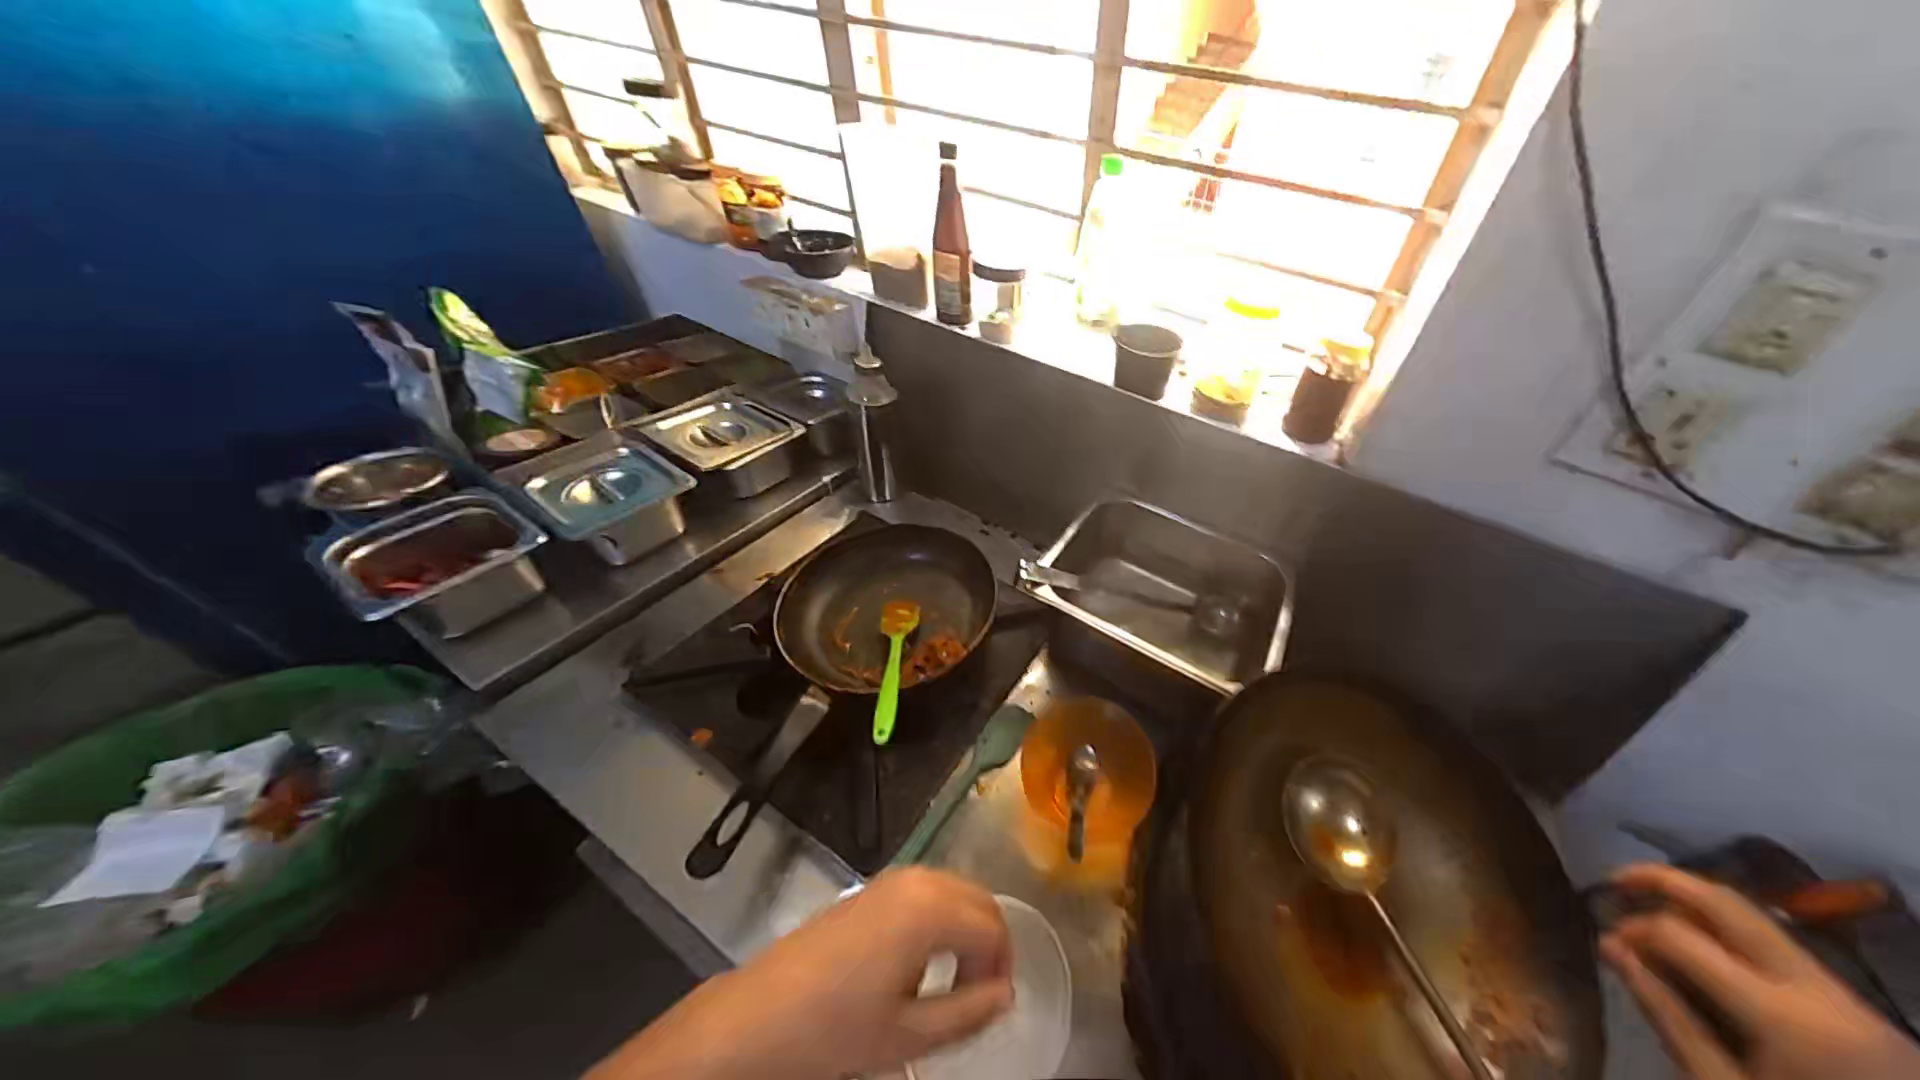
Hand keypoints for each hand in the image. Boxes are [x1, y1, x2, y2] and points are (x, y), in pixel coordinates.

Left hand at [587, 868, 1012, 1079]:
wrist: (759, 1016)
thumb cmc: (835, 1028)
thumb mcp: (909, 1033)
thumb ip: (969, 1012)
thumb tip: (1005, 994)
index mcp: (929, 908)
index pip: (992, 927)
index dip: (1002, 967)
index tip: (993, 1004)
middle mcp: (915, 879)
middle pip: (977, 899)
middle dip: (989, 942)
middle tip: (982, 992)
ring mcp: (889, 878)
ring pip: (953, 891)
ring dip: (965, 928)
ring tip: (956, 980)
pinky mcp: (870, 887)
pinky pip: (925, 891)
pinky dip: (940, 917)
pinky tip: (924, 959)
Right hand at [1600, 862, 1919, 1079]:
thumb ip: (1666, 1015)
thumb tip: (1610, 947)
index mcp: (1784, 1016)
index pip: (1681, 936)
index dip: (1634, 929)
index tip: (1610, 943)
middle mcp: (1819, 991)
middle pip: (1729, 906)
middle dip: (1665, 881)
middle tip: (1617, 878)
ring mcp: (1846, 996)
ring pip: (1758, 920)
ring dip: (1698, 906)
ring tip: (1654, 909)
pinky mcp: (1856, 1005)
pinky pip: (1780, 948)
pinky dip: (1730, 934)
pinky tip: (1703, 945)